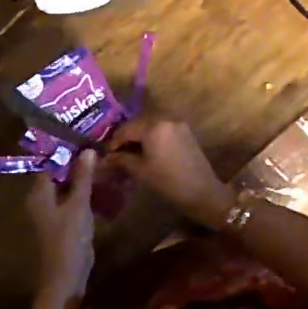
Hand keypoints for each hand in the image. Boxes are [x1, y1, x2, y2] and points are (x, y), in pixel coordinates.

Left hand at [27, 150, 97, 299]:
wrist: (66, 274)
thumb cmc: (69, 237)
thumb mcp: (79, 204)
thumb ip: (83, 177)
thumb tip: (88, 150)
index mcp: (39, 192)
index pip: (50, 162)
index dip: (67, 150)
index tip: (86, 138)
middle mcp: (41, 198)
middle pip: (58, 173)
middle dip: (76, 162)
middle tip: (98, 148)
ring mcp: (51, 210)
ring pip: (66, 186)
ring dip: (81, 176)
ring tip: (102, 162)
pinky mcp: (62, 220)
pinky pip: (71, 198)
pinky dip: (83, 190)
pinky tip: (100, 184)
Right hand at [109, 117, 232, 227]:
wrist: (201, 190)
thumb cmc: (168, 181)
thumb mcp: (141, 170)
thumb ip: (122, 159)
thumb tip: (106, 158)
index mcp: (153, 126)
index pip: (126, 128)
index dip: (114, 141)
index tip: (107, 153)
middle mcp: (166, 118)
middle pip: (139, 123)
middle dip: (127, 136)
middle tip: (118, 152)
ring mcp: (178, 123)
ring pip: (151, 124)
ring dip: (140, 134)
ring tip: (132, 151)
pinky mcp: (185, 130)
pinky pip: (163, 127)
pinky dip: (153, 135)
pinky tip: (148, 149)